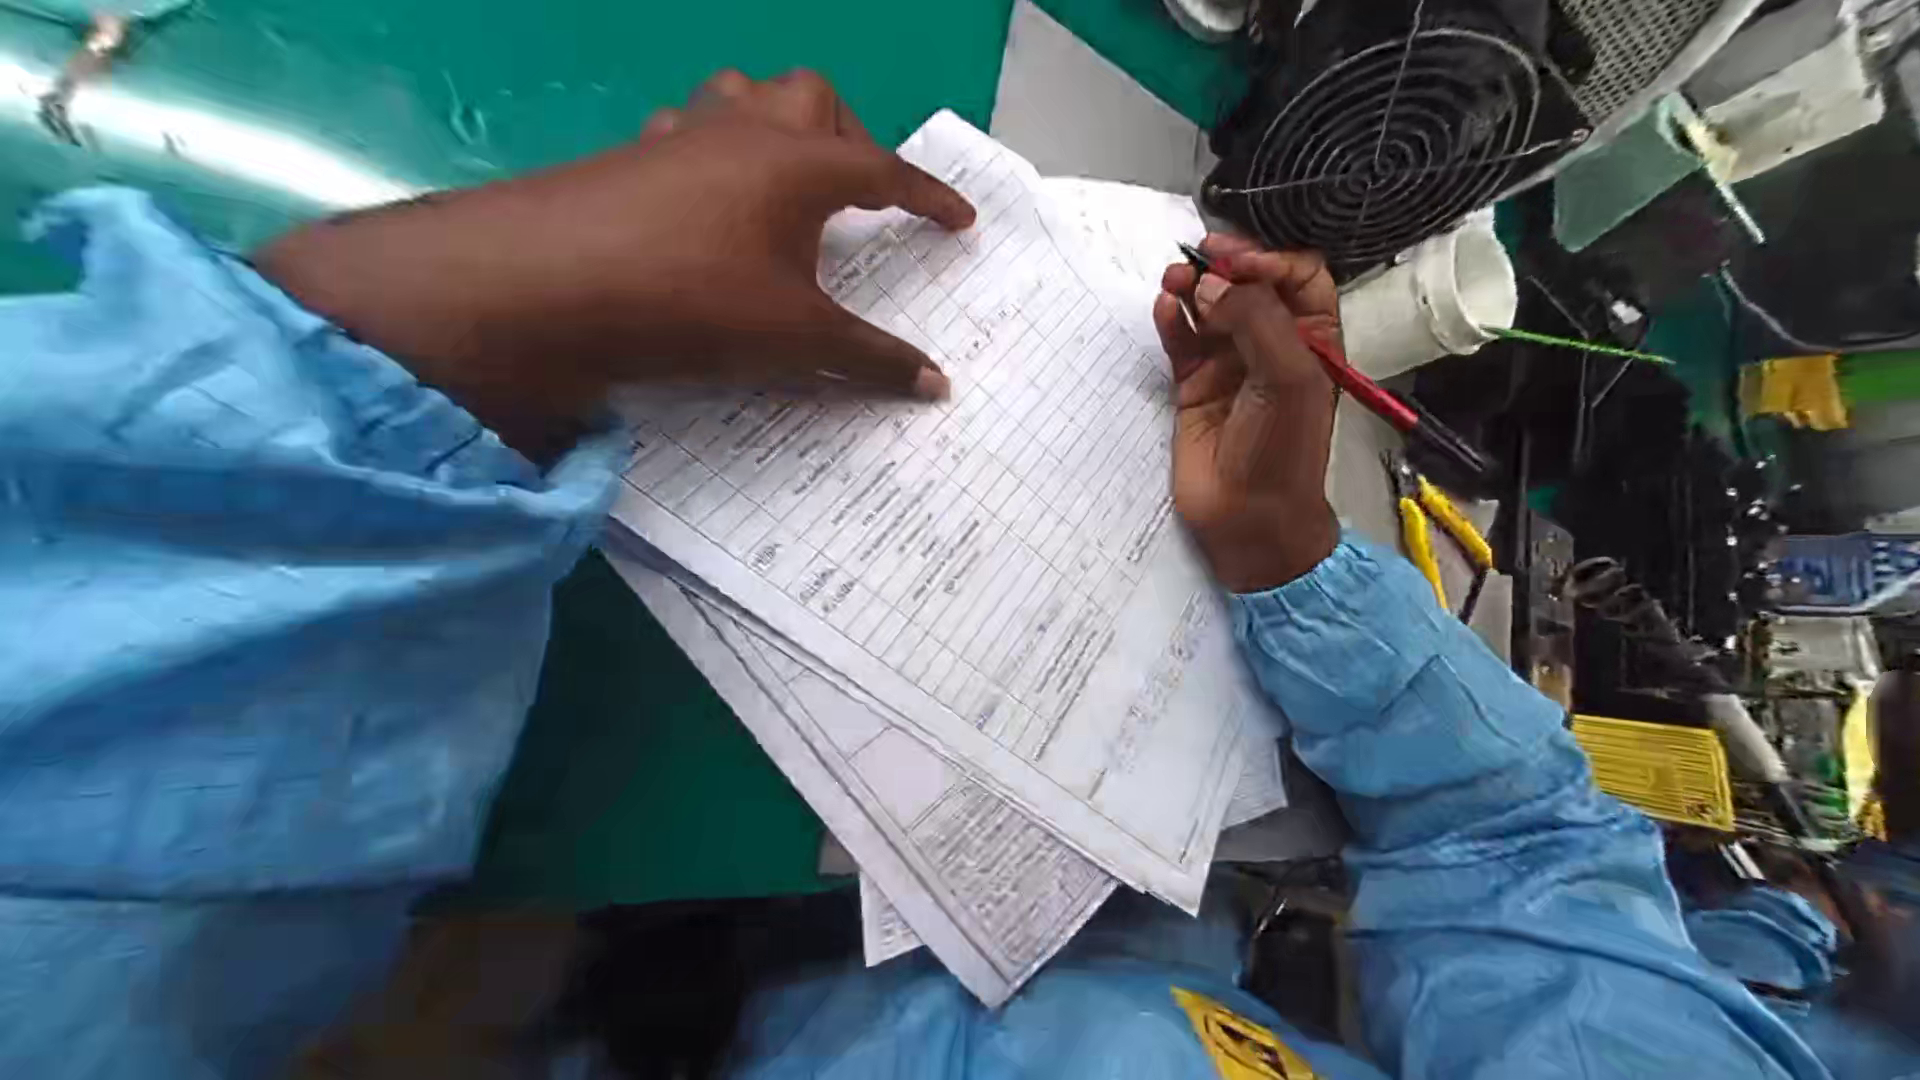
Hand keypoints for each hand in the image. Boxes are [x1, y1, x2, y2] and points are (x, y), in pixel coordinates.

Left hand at [255, 69, 974, 458]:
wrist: (551, 288)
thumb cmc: (698, 302)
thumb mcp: (800, 339)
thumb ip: (873, 360)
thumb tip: (937, 385)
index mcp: (799, 164)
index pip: (886, 171)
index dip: (929, 199)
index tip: (960, 222)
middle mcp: (744, 131)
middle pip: (814, 100)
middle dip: (852, 139)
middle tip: (862, 195)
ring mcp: (681, 136)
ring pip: (746, 98)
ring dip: (780, 130)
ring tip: (790, 186)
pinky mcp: (634, 159)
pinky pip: (691, 132)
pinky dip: (720, 155)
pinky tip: (714, 203)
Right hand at [1153, 235, 1340, 591]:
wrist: (1247, 514)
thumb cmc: (1282, 448)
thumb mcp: (1287, 377)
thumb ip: (1255, 321)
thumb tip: (1210, 286)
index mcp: (1312, 338)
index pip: (1295, 278)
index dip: (1268, 261)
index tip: (1234, 262)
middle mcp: (1271, 345)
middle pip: (1247, 288)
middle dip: (1224, 270)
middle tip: (1196, 259)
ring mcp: (1229, 366)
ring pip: (1209, 312)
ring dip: (1191, 290)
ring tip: (1172, 280)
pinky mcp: (1193, 387)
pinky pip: (1182, 344)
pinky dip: (1172, 323)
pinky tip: (1164, 309)